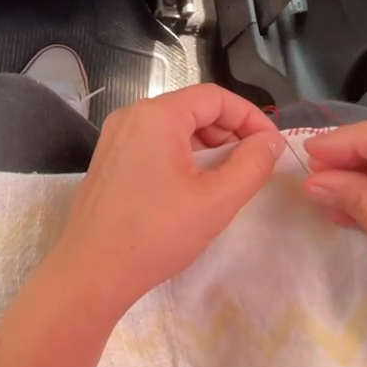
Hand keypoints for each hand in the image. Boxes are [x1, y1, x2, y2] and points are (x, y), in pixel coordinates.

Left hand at [46, 84, 285, 319]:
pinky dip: (182, 155)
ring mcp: (116, 136)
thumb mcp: (216, 200)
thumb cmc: (156, 232)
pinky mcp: (110, 157)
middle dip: (230, 132)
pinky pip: (154, 143)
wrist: (93, 269)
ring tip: (228, 179)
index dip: (250, 117)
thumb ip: (251, 165)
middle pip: (193, 108)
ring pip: (174, 127)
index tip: (272, 146)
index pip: (214, 97)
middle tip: (253, 166)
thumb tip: (270, 141)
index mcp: (156, 115)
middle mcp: (132, 115)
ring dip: (207, 146)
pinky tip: (195, 186)